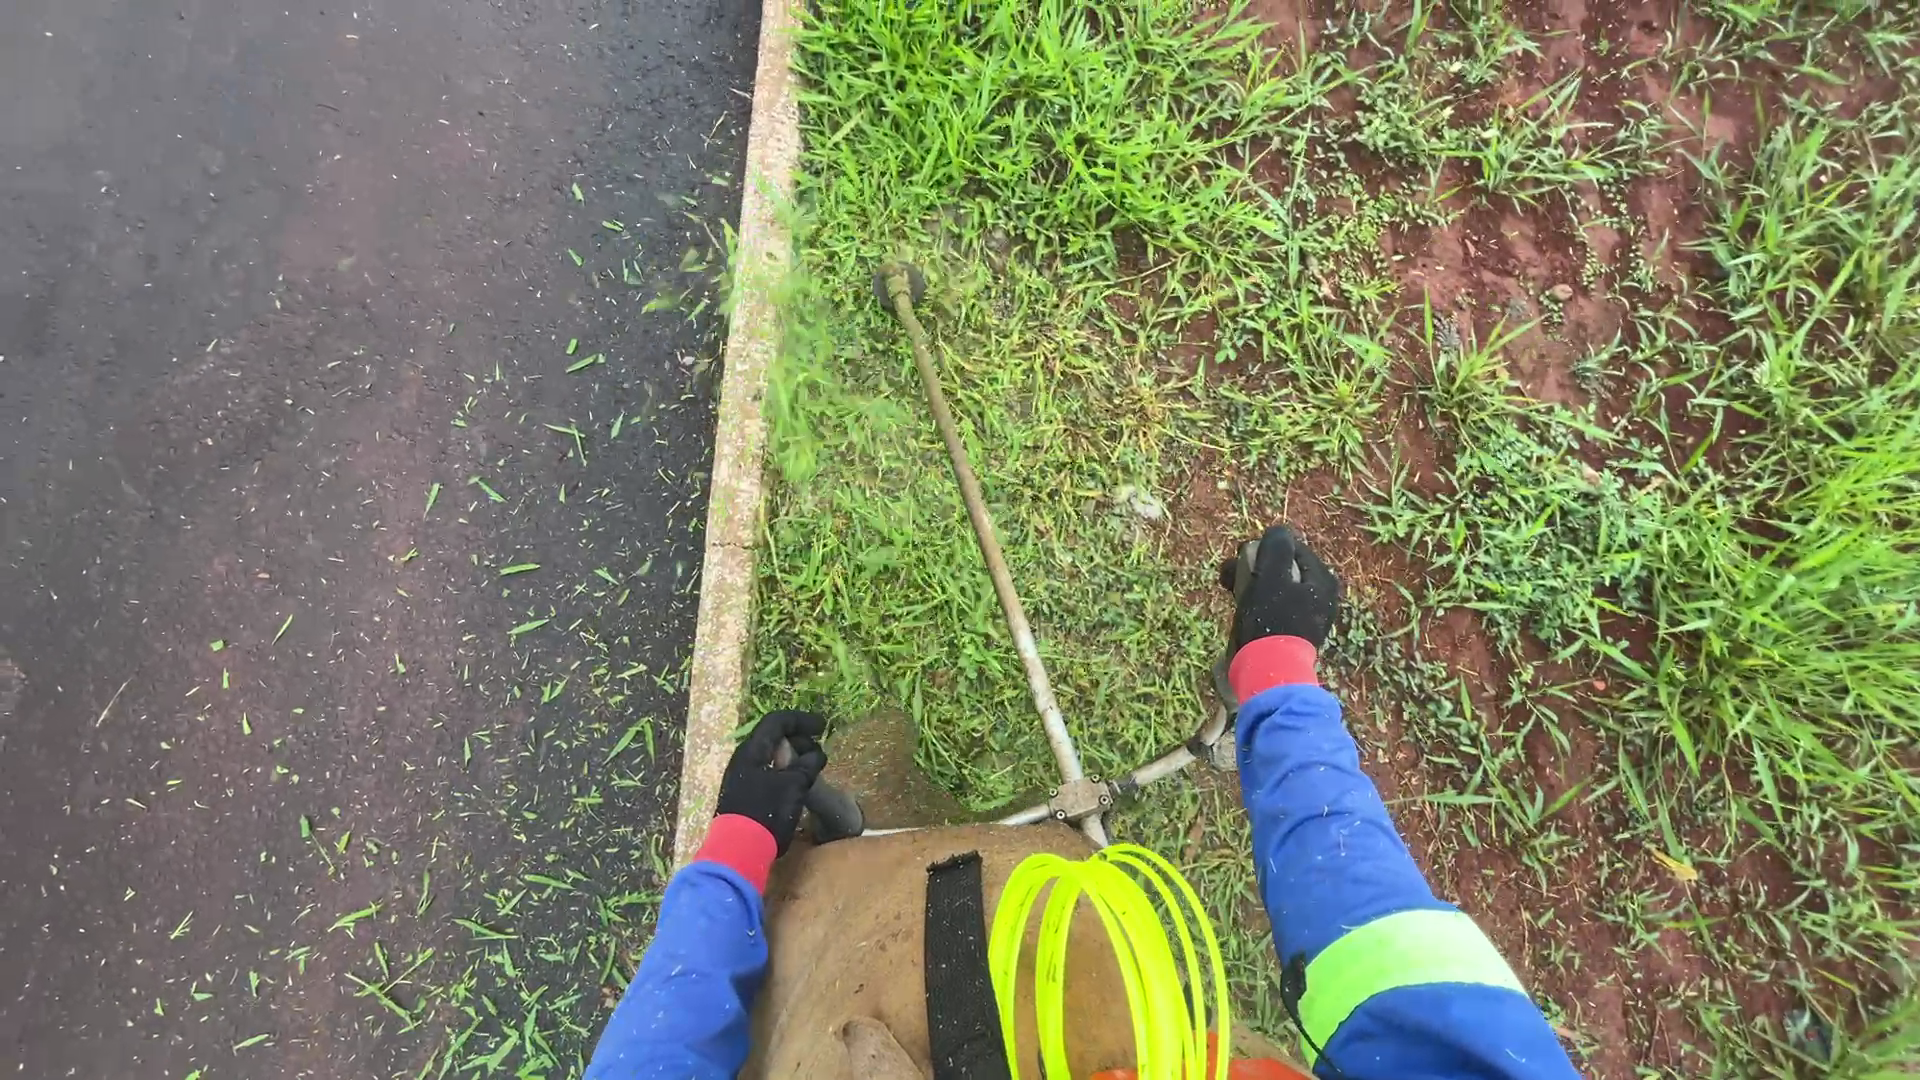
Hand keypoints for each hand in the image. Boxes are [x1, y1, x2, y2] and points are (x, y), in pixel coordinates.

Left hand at [715, 710, 827, 853]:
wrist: (738, 852)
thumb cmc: (767, 813)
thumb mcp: (795, 785)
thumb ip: (807, 765)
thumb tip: (815, 755)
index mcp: (752, 751)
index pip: (777, 721)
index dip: (802, 720)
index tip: (822, 727)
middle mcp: (743, 759)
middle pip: (773, 737)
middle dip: (799, 740)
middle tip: (817, 752)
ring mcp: (740, 777)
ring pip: (770, 756)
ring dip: (792, 758)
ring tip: (809, 770)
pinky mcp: (742, 794)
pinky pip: (766, 771)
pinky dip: (784, 771)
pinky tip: (795, 785)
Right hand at [1217, 524, 1339, 652]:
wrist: (1268, 668)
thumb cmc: (1271, 619)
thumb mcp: (1271, 575)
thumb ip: (1276, 548)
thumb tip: (1278, 532)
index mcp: (1321, 579)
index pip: (1291, 548)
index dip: (1262, 549)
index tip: (1240, 558)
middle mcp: (1319, 596)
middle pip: (1281, 567)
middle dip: (1252, 566)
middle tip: (1227, 576)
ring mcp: (1306, 615)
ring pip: (1273, 585)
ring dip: (1248, 581)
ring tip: (1227, 589)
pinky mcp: (1289, 631)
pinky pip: (1271, 604)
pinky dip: (1254, 600)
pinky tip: (1238, 607)